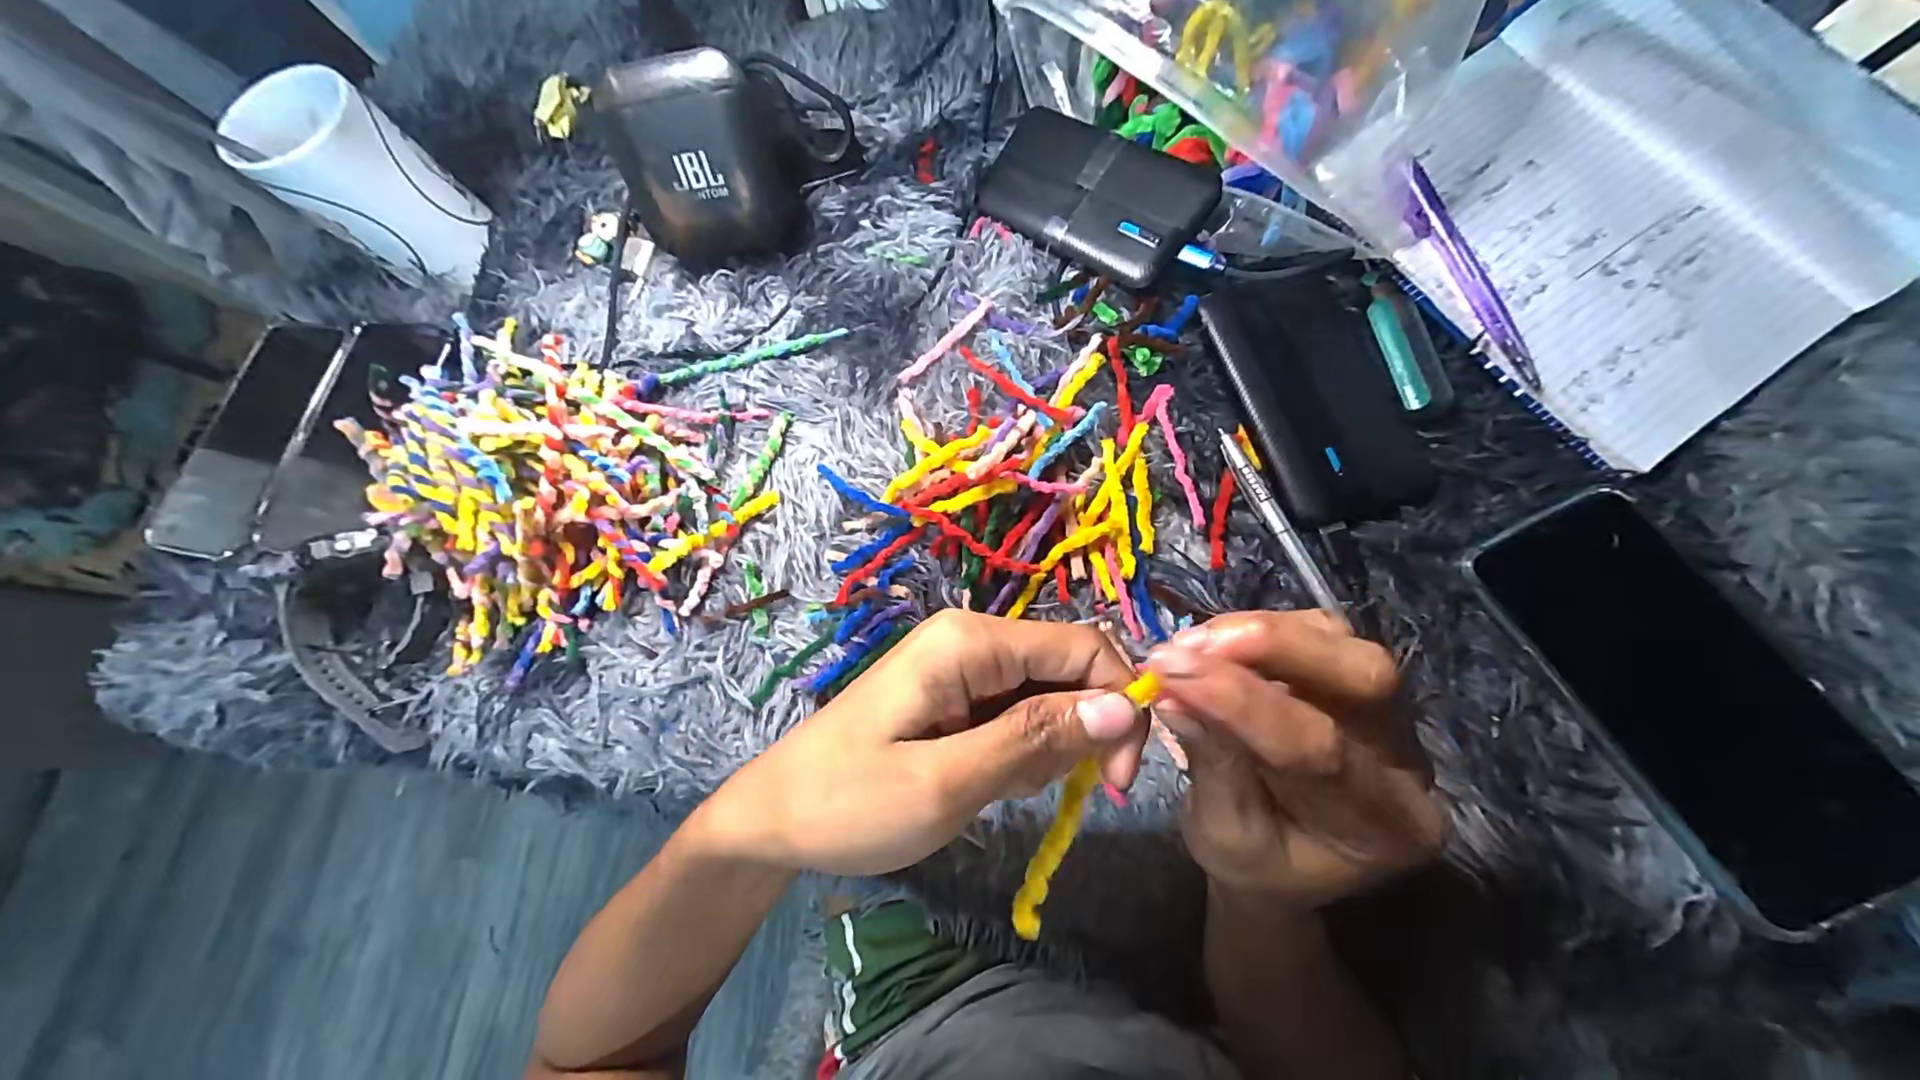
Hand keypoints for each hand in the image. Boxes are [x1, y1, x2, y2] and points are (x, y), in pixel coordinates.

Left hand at [694, 610, 1148, 875]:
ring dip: (1046, 751)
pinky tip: (982, 782)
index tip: (1120, 780)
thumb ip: (1035, 739)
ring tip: (991, 789)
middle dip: (1078, 733)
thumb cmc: (849, 802)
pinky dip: (1020, 754)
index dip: (1119, 705)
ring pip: (1048, 698)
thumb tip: (1123, 707)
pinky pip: (1017, 716)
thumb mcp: (946, 782)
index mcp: (970, 640)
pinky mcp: (957, 696)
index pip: (1084, 647)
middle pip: (1069, 671)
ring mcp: (963, 666)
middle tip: (1043, 793)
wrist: (772, 818)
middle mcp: (972, 639)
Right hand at [1147, 611, 1444, 910]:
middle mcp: (1407, 762)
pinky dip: (1261, 629)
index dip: (1239, 702)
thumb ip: (1213, 768)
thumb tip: (1173, 693)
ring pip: (1342, 644)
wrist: (1281, 863)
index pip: (1318, 749)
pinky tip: (1215, 641)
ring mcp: (1389, 714)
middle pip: (1364, 678)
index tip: (1167, 674)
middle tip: (1189, 644)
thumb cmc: (1254, 864)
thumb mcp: (1224, 836)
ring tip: (1190, 644)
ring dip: (1258, 633)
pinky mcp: (1355, 681)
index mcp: (1385, 826)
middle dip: (1272, 646)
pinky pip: (1321, 633)